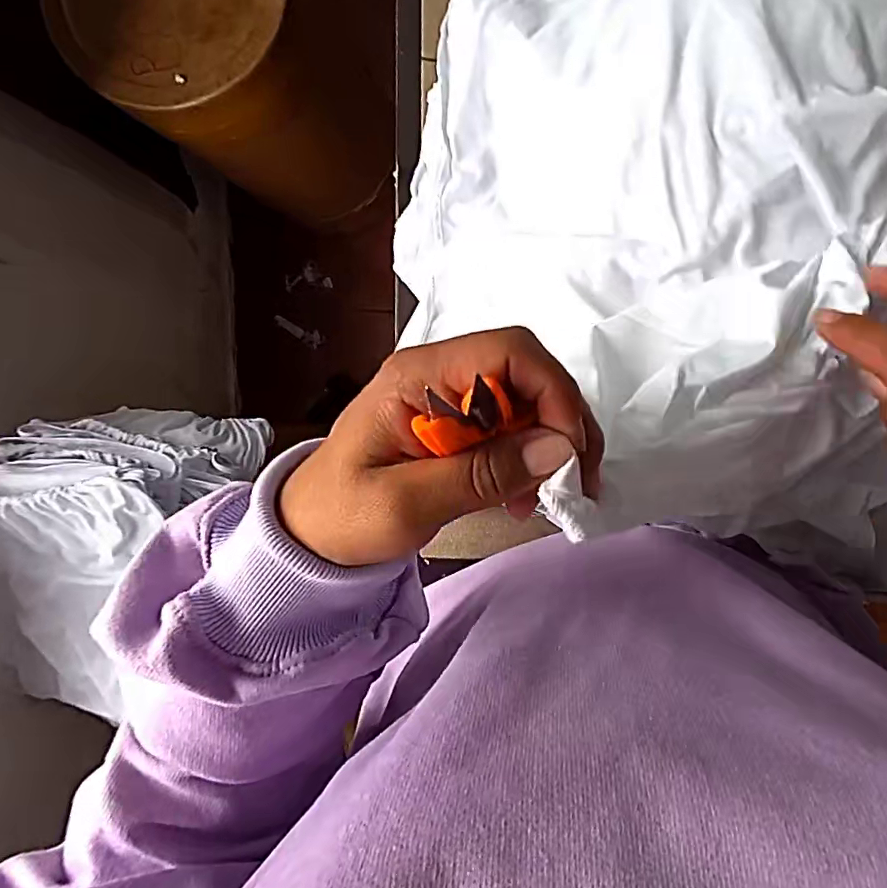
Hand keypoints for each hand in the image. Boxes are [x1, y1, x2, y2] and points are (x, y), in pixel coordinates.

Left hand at [277, 328, 603, 566]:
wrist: (309, 535)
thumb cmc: (339, 518)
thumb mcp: (403, 505)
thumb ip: (480, 475)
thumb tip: (557, 450)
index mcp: (419, 377)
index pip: (509, 352)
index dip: (552, 391)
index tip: (568, 447)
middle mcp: (445, 374)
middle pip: (533, 372)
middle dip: (565, 420)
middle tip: (577, 475)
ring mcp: (460, 397)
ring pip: (538, 399)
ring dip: (559, 441)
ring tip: (556, 489)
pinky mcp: (471, 422)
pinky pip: (526, 425)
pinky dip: (543, 456)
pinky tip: (532, 490)